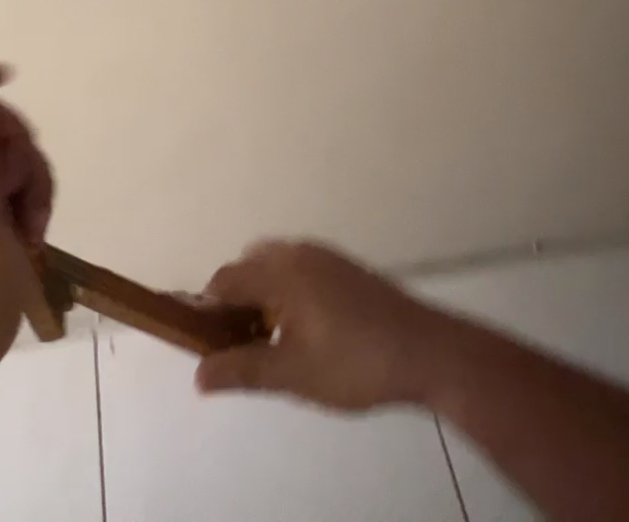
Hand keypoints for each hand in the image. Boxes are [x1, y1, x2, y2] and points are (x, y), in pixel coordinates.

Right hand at [195, 240, 455, 411]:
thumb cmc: (356, 363)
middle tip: (239, 342)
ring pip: (276, 264)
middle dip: (235, 298)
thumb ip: (242, 371)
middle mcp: (300, 253)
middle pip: (249, 265)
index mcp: (282, 272)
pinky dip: (287, 288)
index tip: (206, 341)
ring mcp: (327, 257)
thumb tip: (198, 375)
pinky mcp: (348, 268)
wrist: (429, 352)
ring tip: (271, 338)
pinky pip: (301, 267)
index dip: (208, 308)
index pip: (226, 279)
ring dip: (262, 292)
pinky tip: (305, 327)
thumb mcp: (293, 374)